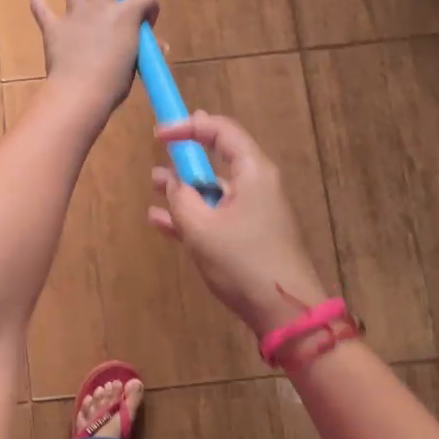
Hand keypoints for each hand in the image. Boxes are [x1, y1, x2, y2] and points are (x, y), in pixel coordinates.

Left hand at [30, 0, 157, 113]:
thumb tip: (158, 46)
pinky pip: (43, 11)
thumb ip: (146, 50)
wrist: (80, 90)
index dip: (149, 5)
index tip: (147, 21)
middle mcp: (101, 6)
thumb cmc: (115, 80)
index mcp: (126, 14)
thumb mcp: (138, 65)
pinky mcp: (54, 27)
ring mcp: (75, 15)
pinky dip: (38, 3)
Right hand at [149, 112, 326, 334]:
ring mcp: (255, 211)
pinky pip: (217, 214)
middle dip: (187, 154)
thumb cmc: (243, 261)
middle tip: (159, 150)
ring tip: (153, 185)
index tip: (158, 135)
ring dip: (184, 187)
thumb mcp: (201, 228)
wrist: (285, 312)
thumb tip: (172, 181)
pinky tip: (160, 222)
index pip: (221, 130)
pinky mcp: (251, 235)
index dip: (188, 126)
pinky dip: (192, 213)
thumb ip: (180, 197)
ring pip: (215, 189)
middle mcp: (257, 185)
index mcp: (253, 171)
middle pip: (220, 156)